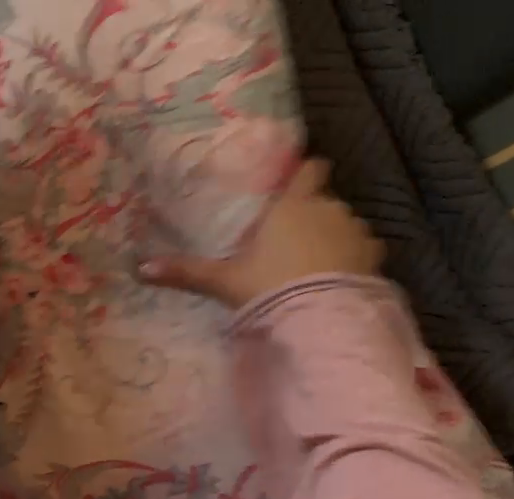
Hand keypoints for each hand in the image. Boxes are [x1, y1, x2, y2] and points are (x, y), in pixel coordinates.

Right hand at [137, 159, 383, 308]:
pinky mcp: (373, 254)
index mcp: (292, 206)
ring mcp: (355, 230)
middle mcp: (329, 208)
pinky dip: (346, 257)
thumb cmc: (268, 285)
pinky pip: (359, 248)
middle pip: (321, 199)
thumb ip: (185, 272)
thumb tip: (140, 268)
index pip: (309, 168)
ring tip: (306, 262)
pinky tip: (330, 277)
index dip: (301, 172)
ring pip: (340, 223)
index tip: (289, 182)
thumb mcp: (221, 281)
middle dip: (306, 213)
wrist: (319, 314)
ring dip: (326, 235)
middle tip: (282, 237)